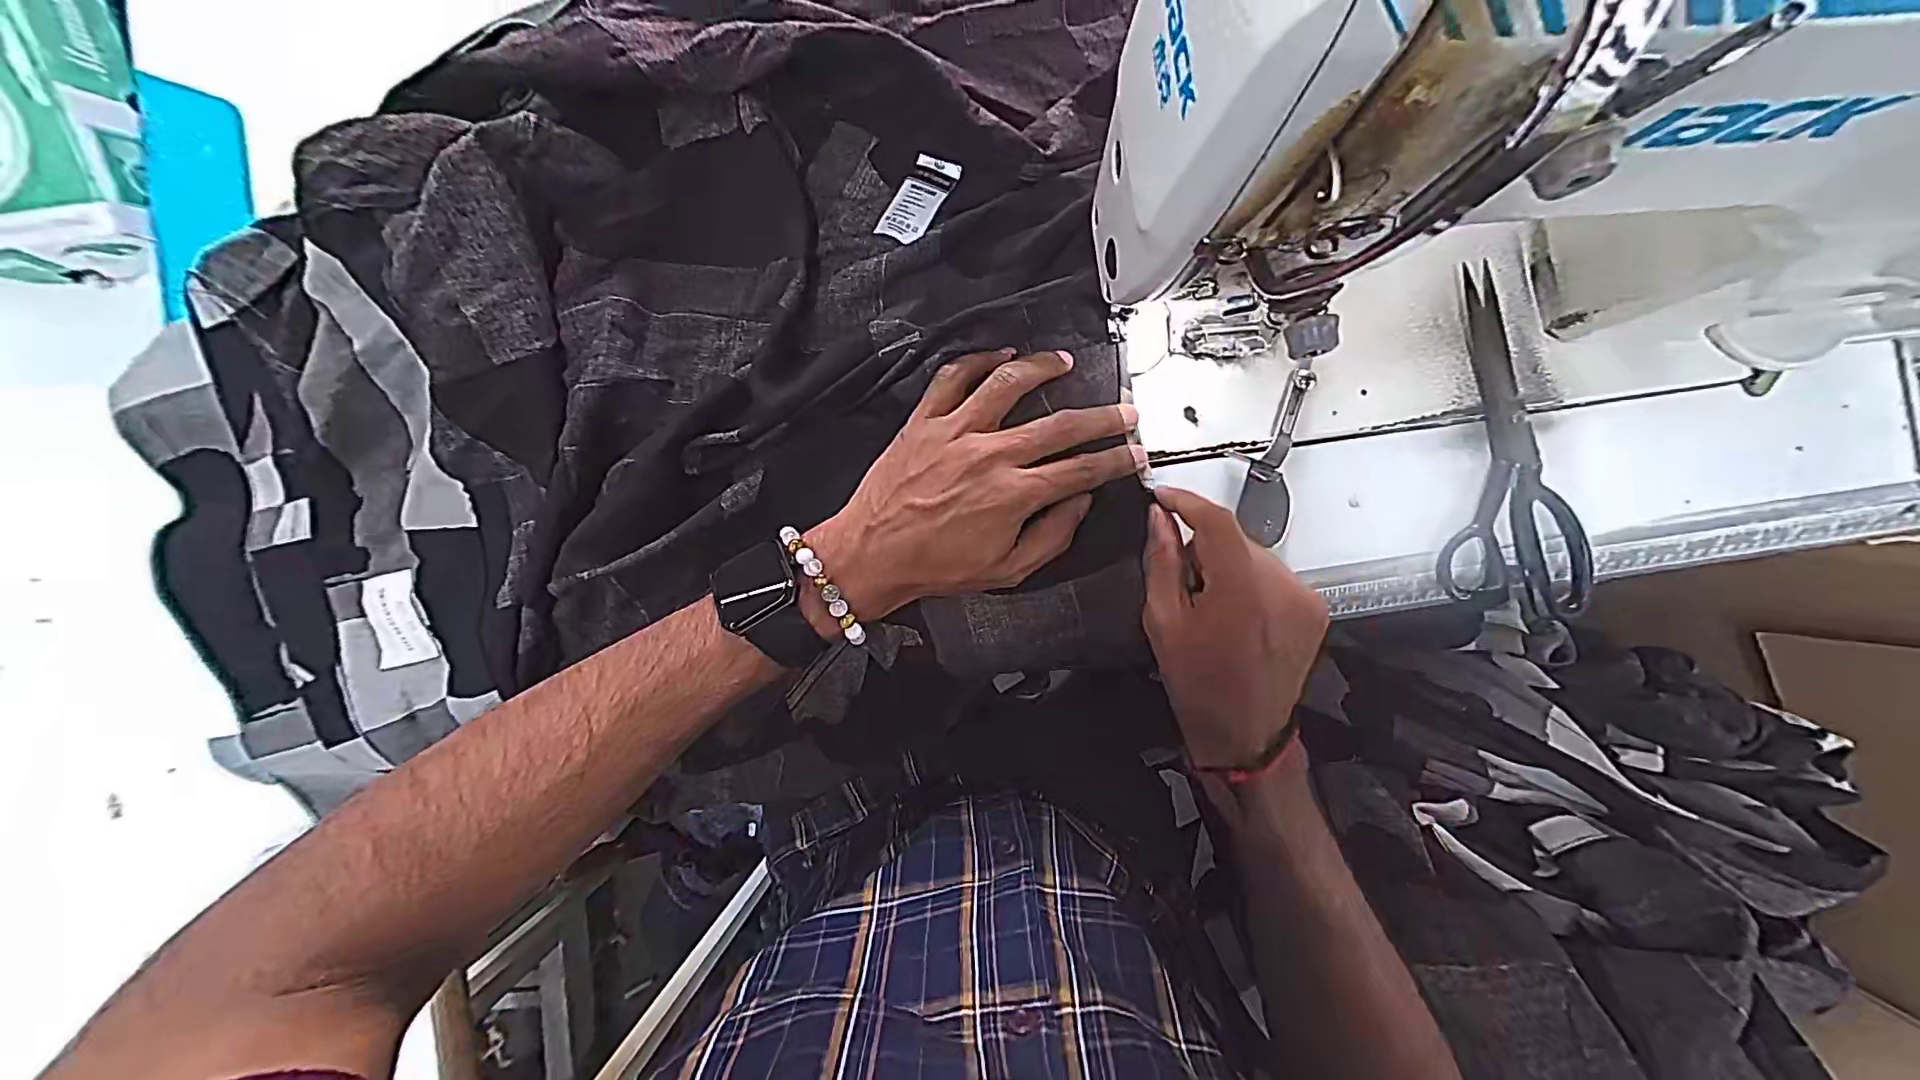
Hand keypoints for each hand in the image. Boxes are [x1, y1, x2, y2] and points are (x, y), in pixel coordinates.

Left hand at [803, 348, 1142, 631]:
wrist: (872, 554)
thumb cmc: (931, 565)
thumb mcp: (1006, 569)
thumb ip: (1052, 536)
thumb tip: (1078, 505)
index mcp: (1012, 494)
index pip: (1081, 468)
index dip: (1116, 459)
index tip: (1131, 453)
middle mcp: (988, 456)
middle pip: (1061, 423)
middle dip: (1103, 416)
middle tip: (1123, 412)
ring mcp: (955, 433)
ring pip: (1009, 383)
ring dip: (1044, 368)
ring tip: (1063, 363)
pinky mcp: (924, 422)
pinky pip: (953, 378)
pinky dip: (978, 360)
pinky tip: (998, 356)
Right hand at [1142, 486, 1328, 769]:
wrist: (1245, 732)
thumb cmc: (1203, 687)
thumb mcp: (1163, 621)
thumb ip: (1162, 562)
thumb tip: (1160, 521)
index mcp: (1240, 590)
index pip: (1215, 520)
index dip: (1185, 501)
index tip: (1165, 497)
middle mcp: (1280, 588)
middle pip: (1234, 535)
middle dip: (1203, 547)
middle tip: (1183, 581)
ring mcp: (1302, 598)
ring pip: (1253, 553)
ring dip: (1227, 564)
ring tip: (1211, 607)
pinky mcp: (1313, 608)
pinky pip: (1273, 573)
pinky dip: (1249, 581)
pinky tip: (1236, 614)